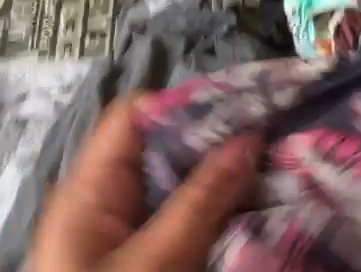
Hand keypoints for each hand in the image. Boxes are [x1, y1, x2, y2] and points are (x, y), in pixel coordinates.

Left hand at [28, 93, 261, 271]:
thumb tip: (250, 137)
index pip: (135, 115)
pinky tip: (248, 212)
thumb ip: (203, 198)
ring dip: (220, 176)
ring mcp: (119, 235)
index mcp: (89, 191)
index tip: (242, 112)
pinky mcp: (138, 262)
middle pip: (160, 145)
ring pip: (175, 182)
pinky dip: (212, 210)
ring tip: (272, 172)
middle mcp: (102, 202)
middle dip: (215, 140)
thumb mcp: (157, 265)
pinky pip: (178, 218)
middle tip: (270, 141)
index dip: (185, 104)